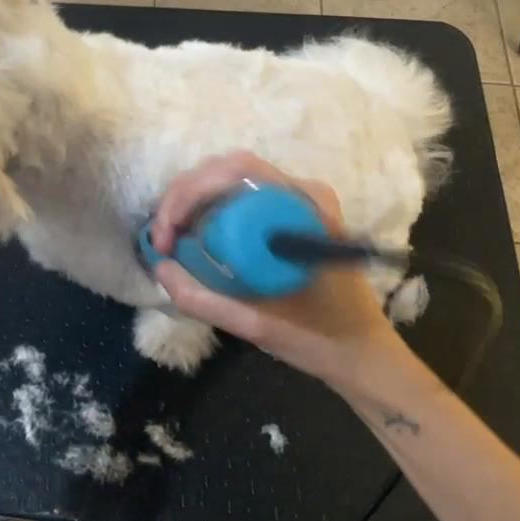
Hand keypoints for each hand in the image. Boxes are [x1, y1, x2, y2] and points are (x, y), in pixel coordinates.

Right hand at [150, 152, 404, 383]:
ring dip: (188, 202)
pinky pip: (237, 198)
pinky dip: (204, 210)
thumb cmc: (316, 337)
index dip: (189, 193)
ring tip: (168, 240)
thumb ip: (203, 299)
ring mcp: (295, 201)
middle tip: (160, 240)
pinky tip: (188, 236)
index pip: (236, 171)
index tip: (167, 236)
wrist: (359, 351)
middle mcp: (302, 191)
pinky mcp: (287, 215)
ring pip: (227, 180)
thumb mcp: (255, 323)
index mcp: (305, 205)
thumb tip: (160, 267)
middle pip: (226, 169)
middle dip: (181, 197)